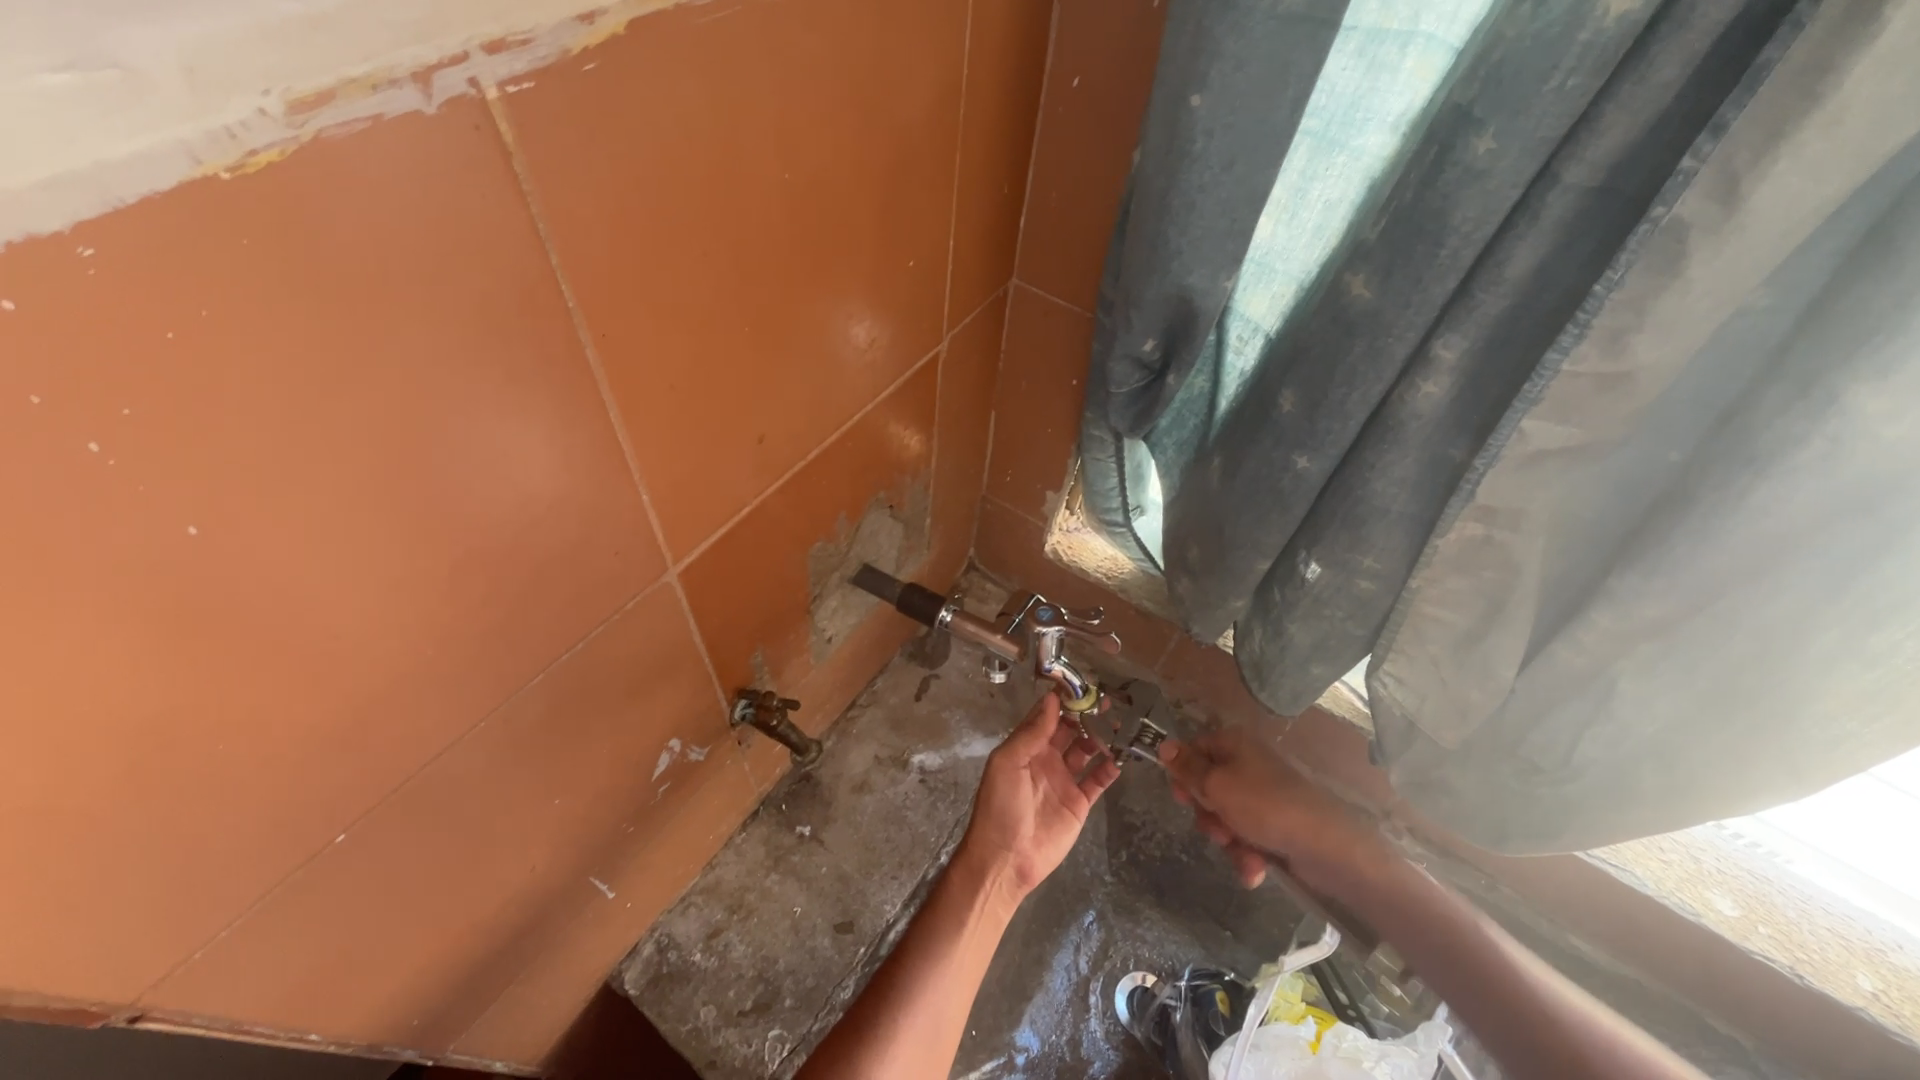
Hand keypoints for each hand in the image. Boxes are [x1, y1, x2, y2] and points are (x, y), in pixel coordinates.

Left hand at [956, 693, 1119, 901]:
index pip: (1046, 716)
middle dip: (1086, 714)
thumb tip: (1052, 700)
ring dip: (1100, 737)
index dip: (1062, 700)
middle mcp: (1045, 759)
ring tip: (1120, 723)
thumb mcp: (1007, 762)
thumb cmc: (1000, 806)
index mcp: (1024, 747)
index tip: (1082, 683)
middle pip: (1069, 730)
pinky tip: (1123, 756)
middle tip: (1109, 701)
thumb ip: (1031, 732)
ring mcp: (1064, 780)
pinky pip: (1098, 780)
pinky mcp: (1079, 803)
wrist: (1007, 858)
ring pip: (1086, 751)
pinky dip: (1110, 768)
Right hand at [1160, 725, 1391, 898]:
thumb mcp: (1216, 785)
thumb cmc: (1265, 806)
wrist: (1325, 846)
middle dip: (1208, 815)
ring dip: (1228, 840)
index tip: (1181, 797)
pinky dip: (1247, 854)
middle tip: (1218, 827)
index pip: (1194, 750)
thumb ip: (1187, 768)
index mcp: (1234, 745)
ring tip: (1243, 851)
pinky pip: (1247, 837)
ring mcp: (1263, 797)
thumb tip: (1164, 744)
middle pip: (1207, 788)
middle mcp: (1248, 765)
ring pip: (1225, 818)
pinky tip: (1255, 868)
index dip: (1183, 774)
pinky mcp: (1276, 825)